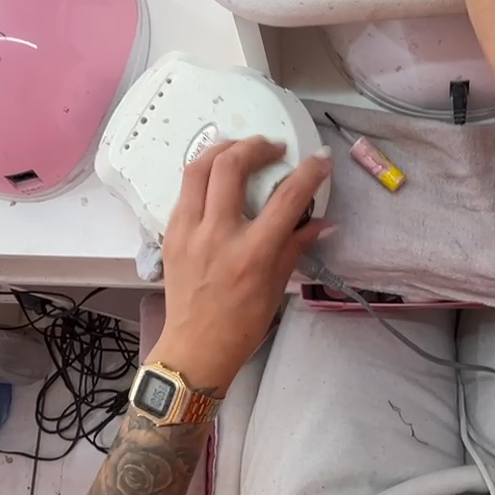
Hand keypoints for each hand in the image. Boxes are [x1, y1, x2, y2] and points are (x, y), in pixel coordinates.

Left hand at [149, 137, 332, 391]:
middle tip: (272, 148)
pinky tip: (216, 177)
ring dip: (222, 148)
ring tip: (240, 149)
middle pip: (231, 166)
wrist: (196, 348)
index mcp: (252, 254)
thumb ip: (297, 247)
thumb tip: (324, 223)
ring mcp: (188, 232)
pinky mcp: (170, 234)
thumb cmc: (242, 324)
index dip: (309, 172)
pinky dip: (203, 175)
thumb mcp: (276, 287)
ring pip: (198, 168)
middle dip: (256, 146)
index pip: (286, 199)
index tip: (320, 158)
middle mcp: (218, 235)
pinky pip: (185, 191)